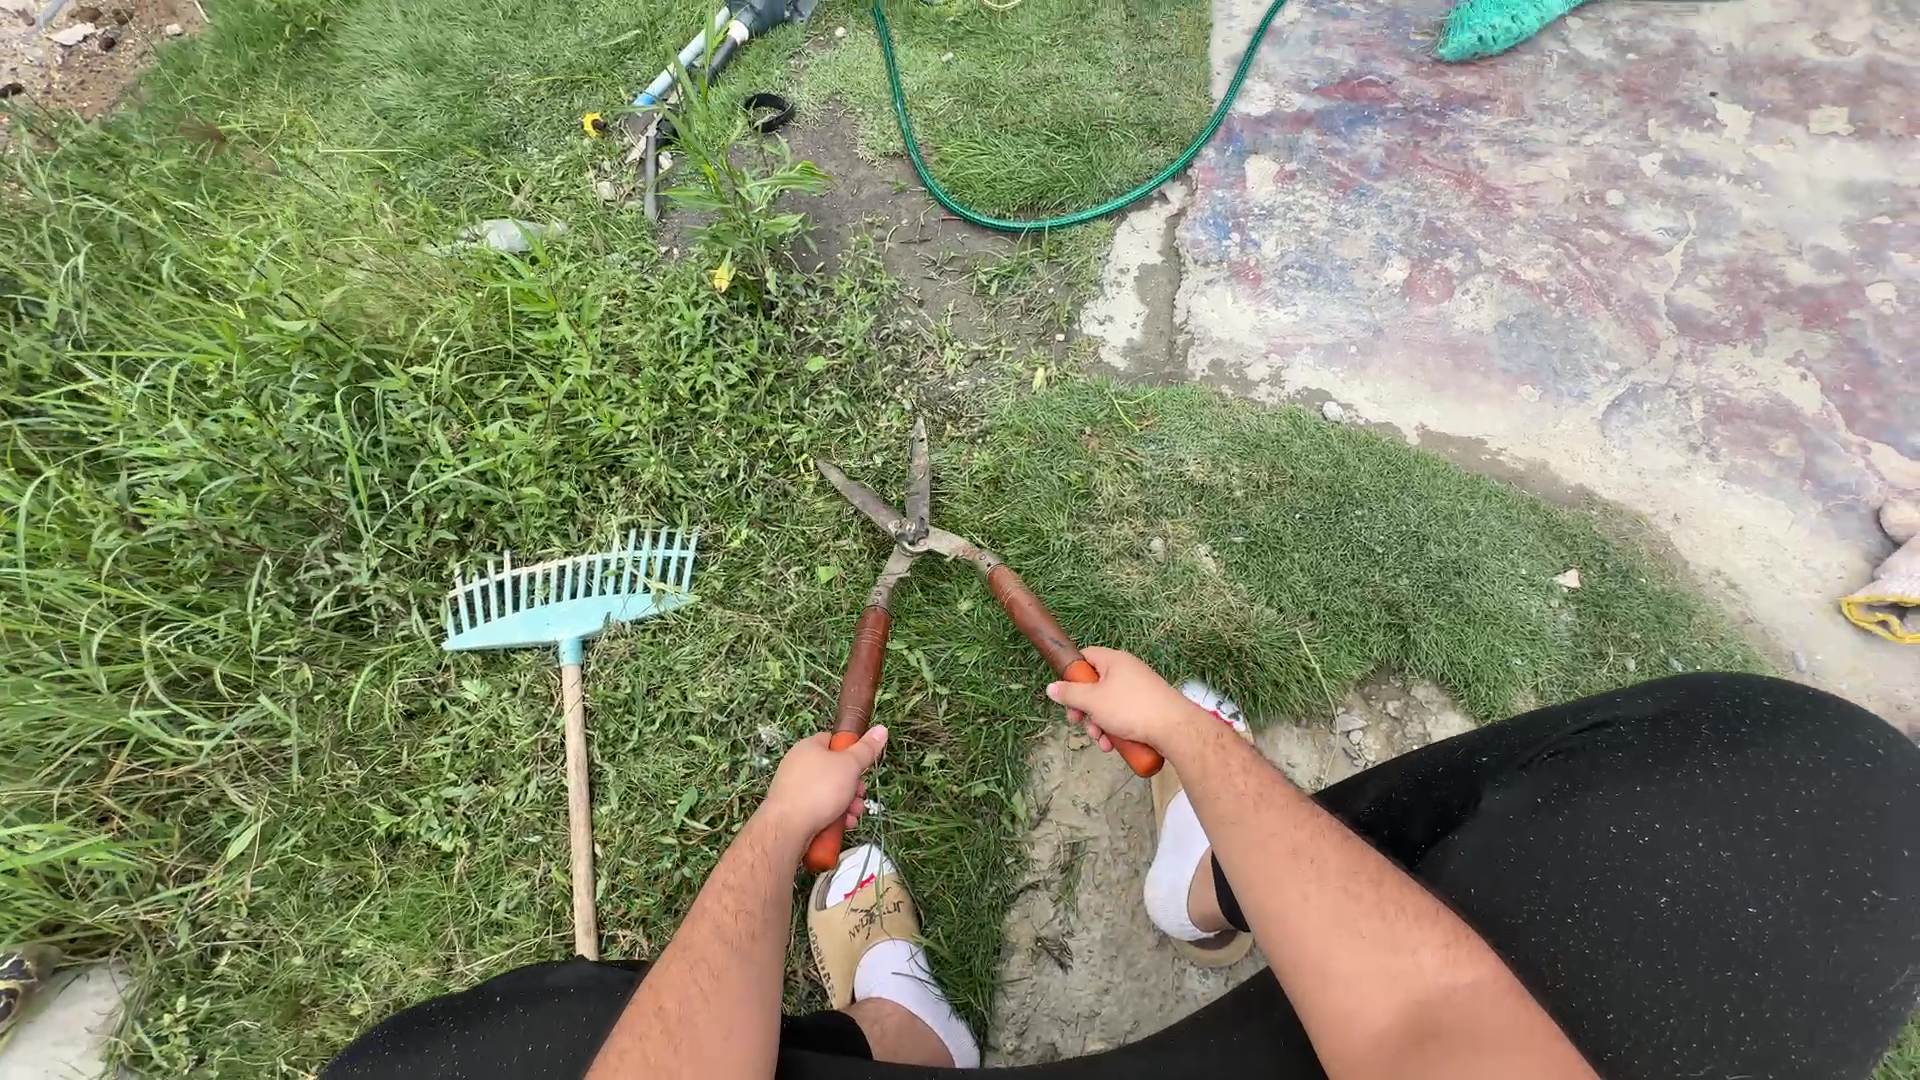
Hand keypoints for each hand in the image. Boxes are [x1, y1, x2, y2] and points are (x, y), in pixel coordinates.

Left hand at [761, 727, 887, 835]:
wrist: (787, 828)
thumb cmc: (820, 790)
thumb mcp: (850, 766)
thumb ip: (866, 749)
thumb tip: (881, 728)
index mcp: (809, 747)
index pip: (833, 742)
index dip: (851, 753)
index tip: (862, 768)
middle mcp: (798, 764)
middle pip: (834, 771)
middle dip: (852, 786)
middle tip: (860, 796)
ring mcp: (793, 788)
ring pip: (828, 792)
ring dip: (846, 804)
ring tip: (853, 815)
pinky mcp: (791, 810)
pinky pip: (817, 808)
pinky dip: (832, 816)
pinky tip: (842, 826)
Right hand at [1046, 647, 1208, 750]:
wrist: (1175, 728)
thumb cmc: (1131, 709)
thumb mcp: (1093, 701)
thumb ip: (1069, 693)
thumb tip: (1051, 687)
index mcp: (1114, 661)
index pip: (1086, 657)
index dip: (1072, 673)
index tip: (1066, 692)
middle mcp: (1127, 671)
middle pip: (1095, 685)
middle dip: (1084, 708)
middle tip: (1078, 722)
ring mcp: (1139, 690)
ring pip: (1108, 705)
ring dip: (1099, 724)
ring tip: (1102, 740)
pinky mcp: (1148, 708)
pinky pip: (1123, 715)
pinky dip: (1115, 729)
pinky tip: (1114, 745)